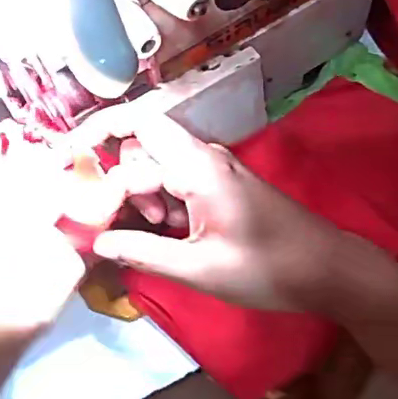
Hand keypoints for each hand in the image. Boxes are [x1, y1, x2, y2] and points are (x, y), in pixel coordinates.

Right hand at [91, 113, 397, 316]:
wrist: (330, 271)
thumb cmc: (268, 268)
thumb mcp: (199, 268)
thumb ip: (143, 251)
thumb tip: (97, 242)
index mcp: (197, 166)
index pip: (136, 128)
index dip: (96, 135)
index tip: (67, 158)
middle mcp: (201, 156)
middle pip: (138, 147)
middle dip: (119, 180)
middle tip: (119, 221)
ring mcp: (209, 168)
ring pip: (153, 164)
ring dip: (140, 194)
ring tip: (155, 232)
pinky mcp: (215, 183)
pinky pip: (171, 179)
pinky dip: (157, 201)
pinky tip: (169, 232)